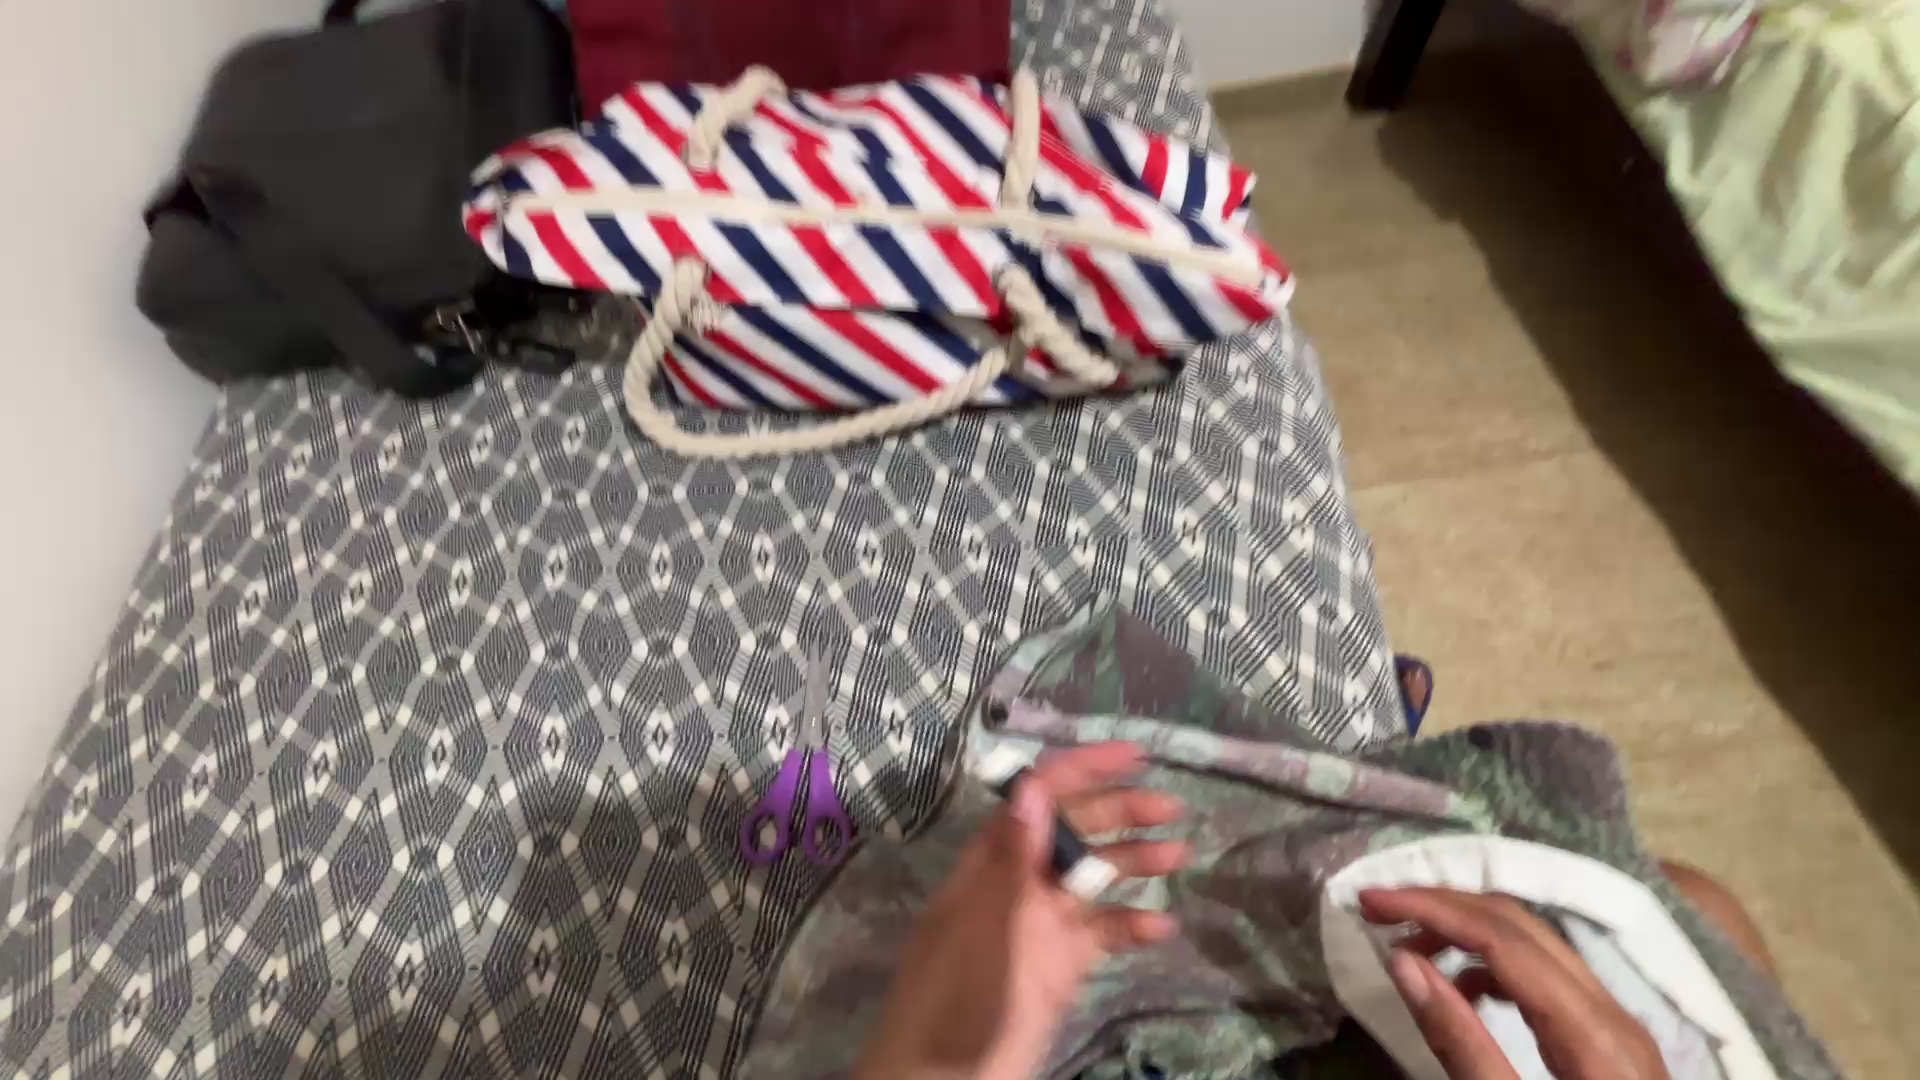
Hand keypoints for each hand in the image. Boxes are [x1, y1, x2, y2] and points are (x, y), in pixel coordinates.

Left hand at [852, 742, 1188, 1079]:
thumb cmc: (956, 997)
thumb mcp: (985, 922)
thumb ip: (1011, 857)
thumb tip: (1032, 785)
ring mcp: (1042, 922)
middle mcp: (1020, 880)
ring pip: (1093, 877)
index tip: (1134, 756)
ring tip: (1179, 855)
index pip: (1040, 795)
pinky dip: (1130, 926)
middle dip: (1120, 811)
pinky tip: (1162, 928)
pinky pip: (1101, 934)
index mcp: (995, 859)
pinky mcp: (1060, 964)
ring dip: (1133, 862)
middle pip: (1074, 830)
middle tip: (1172, 809)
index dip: (1084, 768)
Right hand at [1360, 888, 1668, 1079]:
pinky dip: (1486, 960)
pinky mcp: (1605, 1036)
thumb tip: (1400, 960)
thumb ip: (1460, 1043)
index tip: (1369, 901)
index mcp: (1593, 1031)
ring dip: (1459, 927)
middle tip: (1377, 909)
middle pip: (1514, 921)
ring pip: (1527, 938)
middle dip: (1438, 904)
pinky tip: (1455, 986)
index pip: (1498, 935)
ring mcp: (1614, 1020)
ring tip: (1406, 946)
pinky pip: (1539, 970)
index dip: (1428, 907)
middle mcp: (1611, 1009)